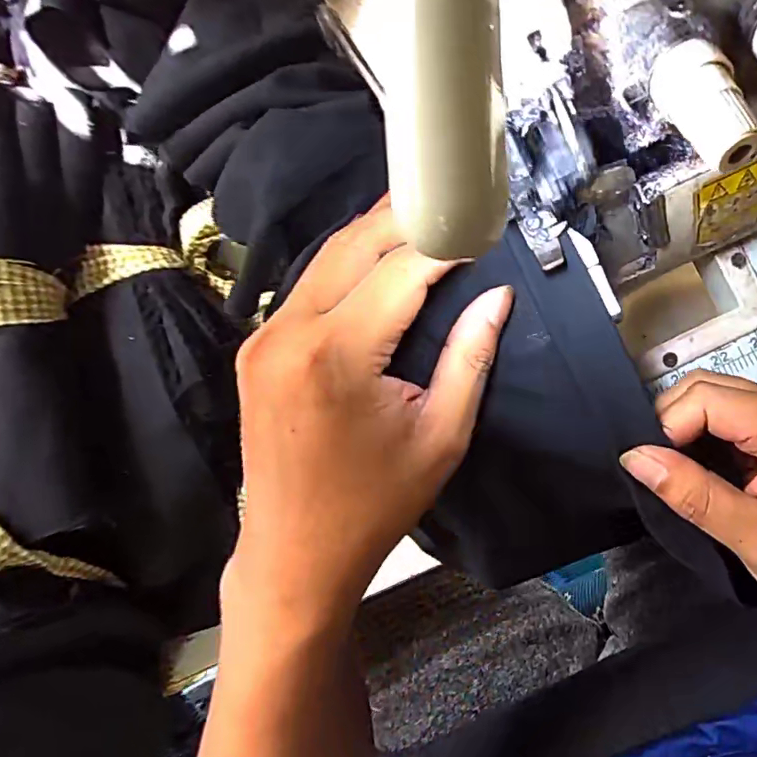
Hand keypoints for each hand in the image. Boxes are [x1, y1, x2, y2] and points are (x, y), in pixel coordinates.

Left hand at [226, 197, 511, 632]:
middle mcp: (289, 332)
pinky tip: (381, 263)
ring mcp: (264, 337)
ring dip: (375, 235)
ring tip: (424, 222)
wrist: (294, 553)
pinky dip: (350, 265)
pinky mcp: (258, 347)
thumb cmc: (375, 503)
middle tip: (453, 203)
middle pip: (353, 245)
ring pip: (325, 258)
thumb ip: (471, 356)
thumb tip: (499, 296)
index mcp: (337, 354)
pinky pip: (310, 285)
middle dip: (406, 218)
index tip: (481, 229)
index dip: (446, 241)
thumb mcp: (442, 435)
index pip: (401, 269)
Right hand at [619, 372, 756, 638]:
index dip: (669, 428)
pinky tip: (699, 472)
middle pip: (708, 388)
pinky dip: (704, 439)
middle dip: (672, 423)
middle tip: (660, 474)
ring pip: (715, 399)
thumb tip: (635, 459)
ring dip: (686, 431)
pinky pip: (730, 419)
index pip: (706, 397)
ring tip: (676, 475)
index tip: (655, 473)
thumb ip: (694, 495)